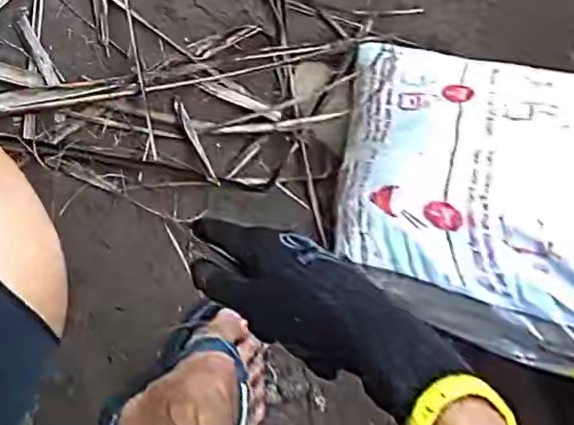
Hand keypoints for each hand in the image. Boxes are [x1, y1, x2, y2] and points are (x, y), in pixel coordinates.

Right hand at [189, 217, 465, 419]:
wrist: (377, 334)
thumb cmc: (308, 314)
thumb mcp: (251, 302)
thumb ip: (218, 284)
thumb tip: (198, 267)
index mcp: (258, 242)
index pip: (220, 230)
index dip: (204, 232)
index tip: (195, 231)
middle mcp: (283, 243)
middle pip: (252, 262)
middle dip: (249, 290)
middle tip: (253, 315)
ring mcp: (312, 260)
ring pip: (281, 284)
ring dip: (281, 311)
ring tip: (294, 339)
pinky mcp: (337, 281)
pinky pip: (308, 298)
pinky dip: (307, 319)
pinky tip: (318, 344)